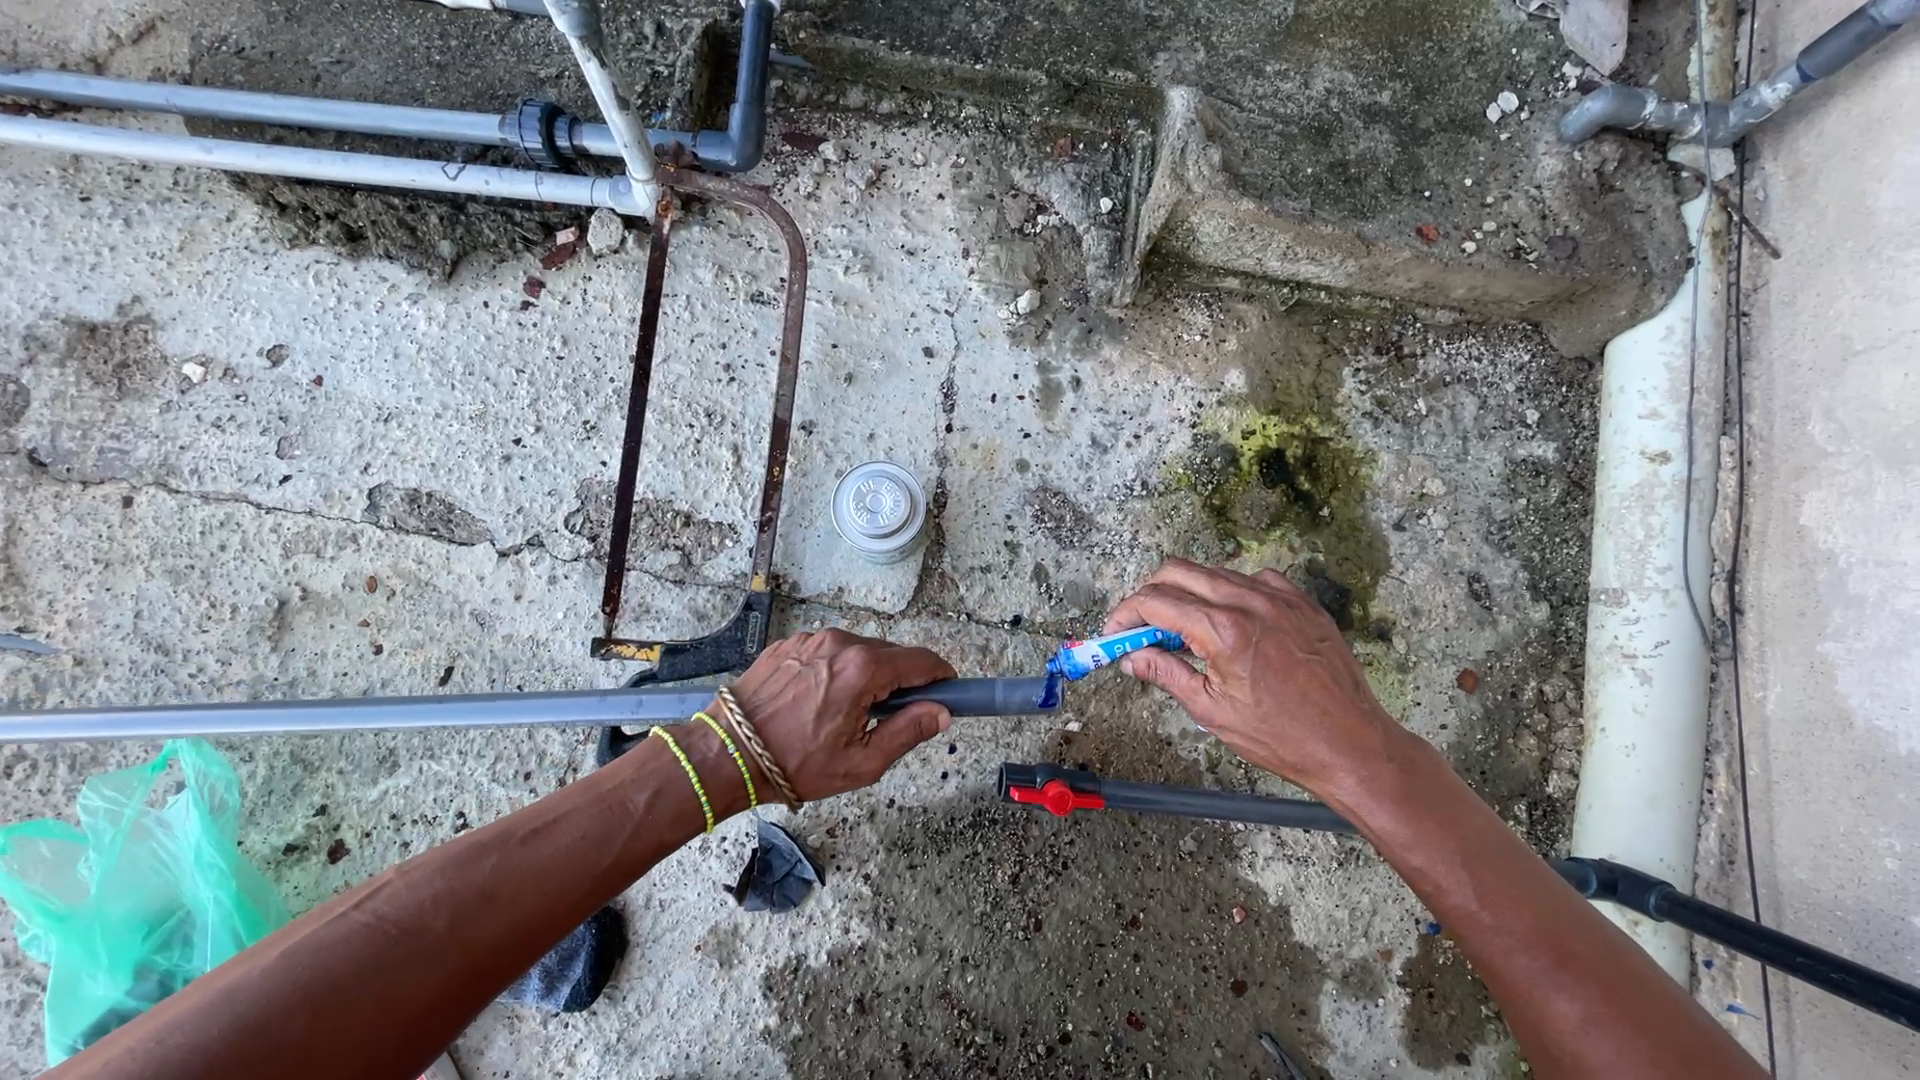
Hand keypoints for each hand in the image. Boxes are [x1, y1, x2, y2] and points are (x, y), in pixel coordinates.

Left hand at [725, 628, 956, 801]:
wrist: (728, 753)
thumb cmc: (794, 763)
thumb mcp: (862, 761)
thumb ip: (908, 732)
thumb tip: (940, 713)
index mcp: (862, 669)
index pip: (920, 660)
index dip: (940, 675)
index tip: (948, 689)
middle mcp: (839, 643)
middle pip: (890, 654)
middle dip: (901, 680)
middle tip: (895, 715)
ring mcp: (811, 640)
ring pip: (858, 651)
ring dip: (867, 675)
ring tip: (850, 712)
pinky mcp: (789, 645)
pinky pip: (828, 652)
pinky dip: (836, 670)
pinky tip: (821, 701)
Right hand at [1102, 559, 1404, 796]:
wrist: (1350, 744)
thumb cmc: (1283, 737)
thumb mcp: (1211, 710)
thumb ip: (1166, 673)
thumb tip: (1132, 657)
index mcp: (1223, 631)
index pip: (1155, 602)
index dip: (1126, 614)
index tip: (1116, 631)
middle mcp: (1250, 602)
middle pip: (1178, 571)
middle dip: (1150, 595)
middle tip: (1142, 627)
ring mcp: (1280, 597)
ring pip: (1214, 572)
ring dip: (1189, 593)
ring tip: (1185, 632)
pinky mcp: (1302, 601)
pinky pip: (1253, 580)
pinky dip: (1229, 594)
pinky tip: (1230, 624)